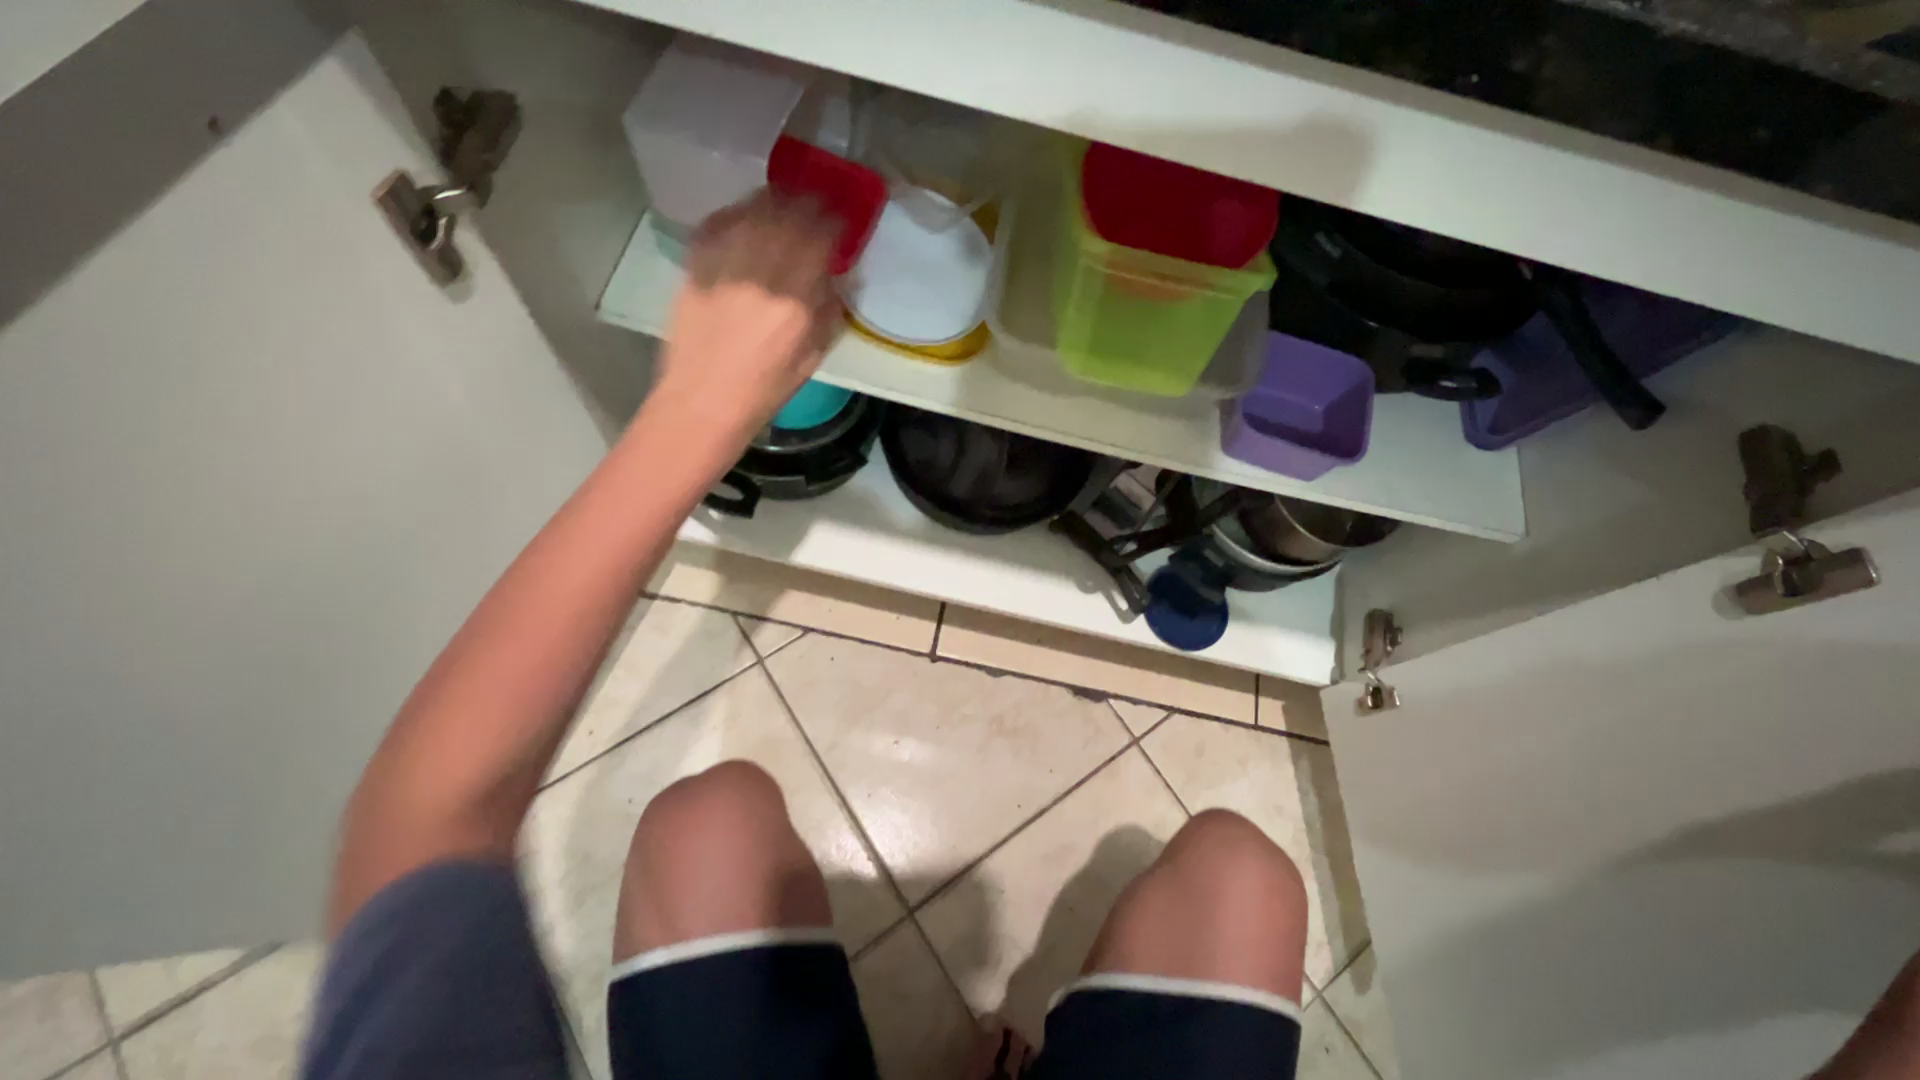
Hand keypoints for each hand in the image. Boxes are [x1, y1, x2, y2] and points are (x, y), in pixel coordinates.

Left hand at [648, 192, 843, 455]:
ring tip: (784, 203)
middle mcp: (760, 274)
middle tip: (816, 201)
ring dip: (774, 202)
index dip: (834, 221)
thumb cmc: (765, 387)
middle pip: (788, 216)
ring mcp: (724, 265)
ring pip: (754, 212)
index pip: (821, 239)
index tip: (841, 217)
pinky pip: (721, 223)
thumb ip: (827, 309)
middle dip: (807, 203)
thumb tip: (832, 275)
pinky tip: (748, 218)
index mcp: (795, 301)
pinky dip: (739, 215)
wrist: (703, 400)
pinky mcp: (696, 265)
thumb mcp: (813, 355)